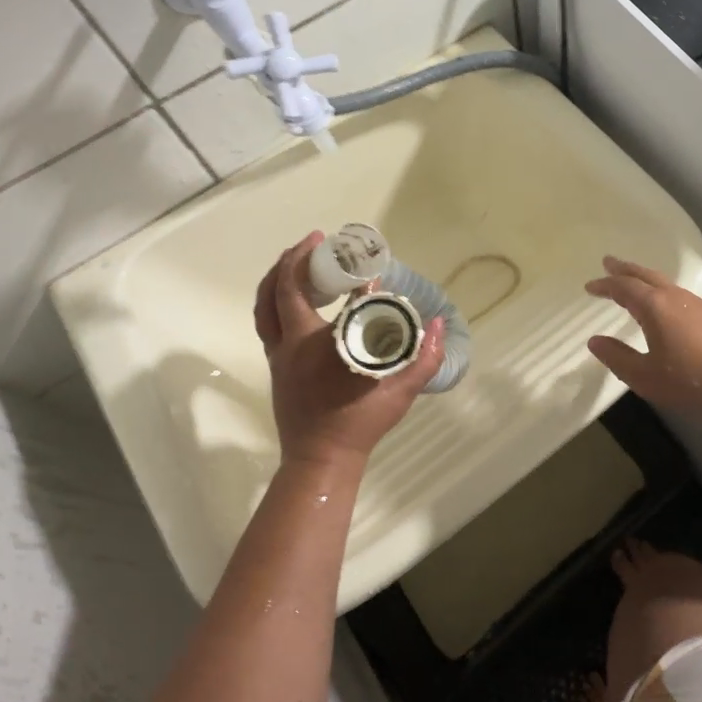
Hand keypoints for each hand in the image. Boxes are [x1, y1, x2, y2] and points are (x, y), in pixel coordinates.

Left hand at [255, 232, 445, 470]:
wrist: (320, 460)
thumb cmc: (359, 424)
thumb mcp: (399, 393)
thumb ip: (423, 358)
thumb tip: (438, 324)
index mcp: (314, 345)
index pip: (311, 293)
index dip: (330, 270)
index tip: (357, 259)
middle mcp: (289, 345)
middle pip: (277, 290)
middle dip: (294, 259)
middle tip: (317, 240)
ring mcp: (278, 356)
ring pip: (264, 306)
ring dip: (277, 276)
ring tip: (298, 258)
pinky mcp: (276, 367)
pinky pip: (267, 322)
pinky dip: (276, 299)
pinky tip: (294, 296)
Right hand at [584, 256, 701, 419]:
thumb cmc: (689, 381)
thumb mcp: (644, 376)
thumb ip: (617, 357)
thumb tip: (595, 341)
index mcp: (654, 306)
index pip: (623, 287)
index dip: (604, 285)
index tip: (589, 286)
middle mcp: (674, 297)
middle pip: (645, 275)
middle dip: (624, 269)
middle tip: (608, 262)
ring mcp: (695, 305)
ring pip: (663, 282)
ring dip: (643, 277)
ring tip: (631, 279)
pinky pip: (675, 293)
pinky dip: (659, 290)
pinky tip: (661, 304)